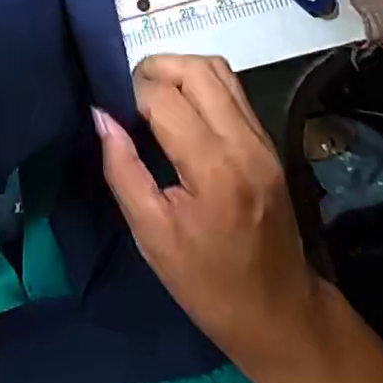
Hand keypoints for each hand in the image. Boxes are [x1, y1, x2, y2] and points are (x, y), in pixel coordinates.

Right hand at [95, 55, 382, 382]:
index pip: (164, 98)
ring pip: (218, 70)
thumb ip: (122, 170)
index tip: (111, 108)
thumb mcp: (152, 236)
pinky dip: (200, 83)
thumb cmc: (208, 283)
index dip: (130, 93)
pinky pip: (232, 89)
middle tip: (129, 95)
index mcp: (214, 168)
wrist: (281, 314)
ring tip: (152, 96)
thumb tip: (100, 115)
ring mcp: (262, 138)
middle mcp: (244, 142)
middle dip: (155, 69)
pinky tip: (181, 107)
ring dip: (179, 70)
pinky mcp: (268, 141)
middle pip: (195, 70)